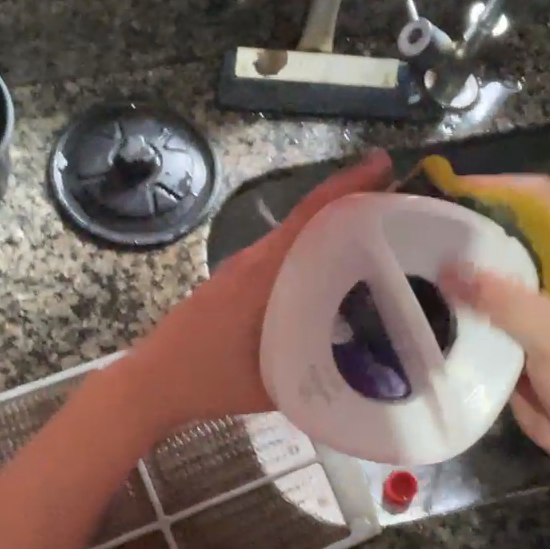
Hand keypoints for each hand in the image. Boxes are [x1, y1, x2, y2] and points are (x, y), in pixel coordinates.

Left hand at [126, 149, 393, 428]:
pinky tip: (328, 276)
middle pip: (307, 220)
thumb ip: (320, 370)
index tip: (383, 165)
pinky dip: (308, 254)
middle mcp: (252, 261)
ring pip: (293, 240)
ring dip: (329, 232)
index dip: (348, 188)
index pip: (311, 217)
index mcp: (264, 274)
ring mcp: (238, 271)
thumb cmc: (209, 381)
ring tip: (373, 239)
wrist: (153, 382)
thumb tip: (367, 363)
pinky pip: (280, 258)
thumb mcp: (275, 383)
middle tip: (396, 209)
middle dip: (351, 207)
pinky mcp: (231, 284)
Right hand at [438, 175, 549, 466]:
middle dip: (481, 223)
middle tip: (429, 221)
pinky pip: (497, 304)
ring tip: (424, 253)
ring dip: (472, 262)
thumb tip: (447, 267)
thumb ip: (501, 299)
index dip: (505, 187)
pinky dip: (472, 297)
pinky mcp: (532, 332)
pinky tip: (438, 296)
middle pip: (525, 231)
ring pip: (507, 268)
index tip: (454, 189)